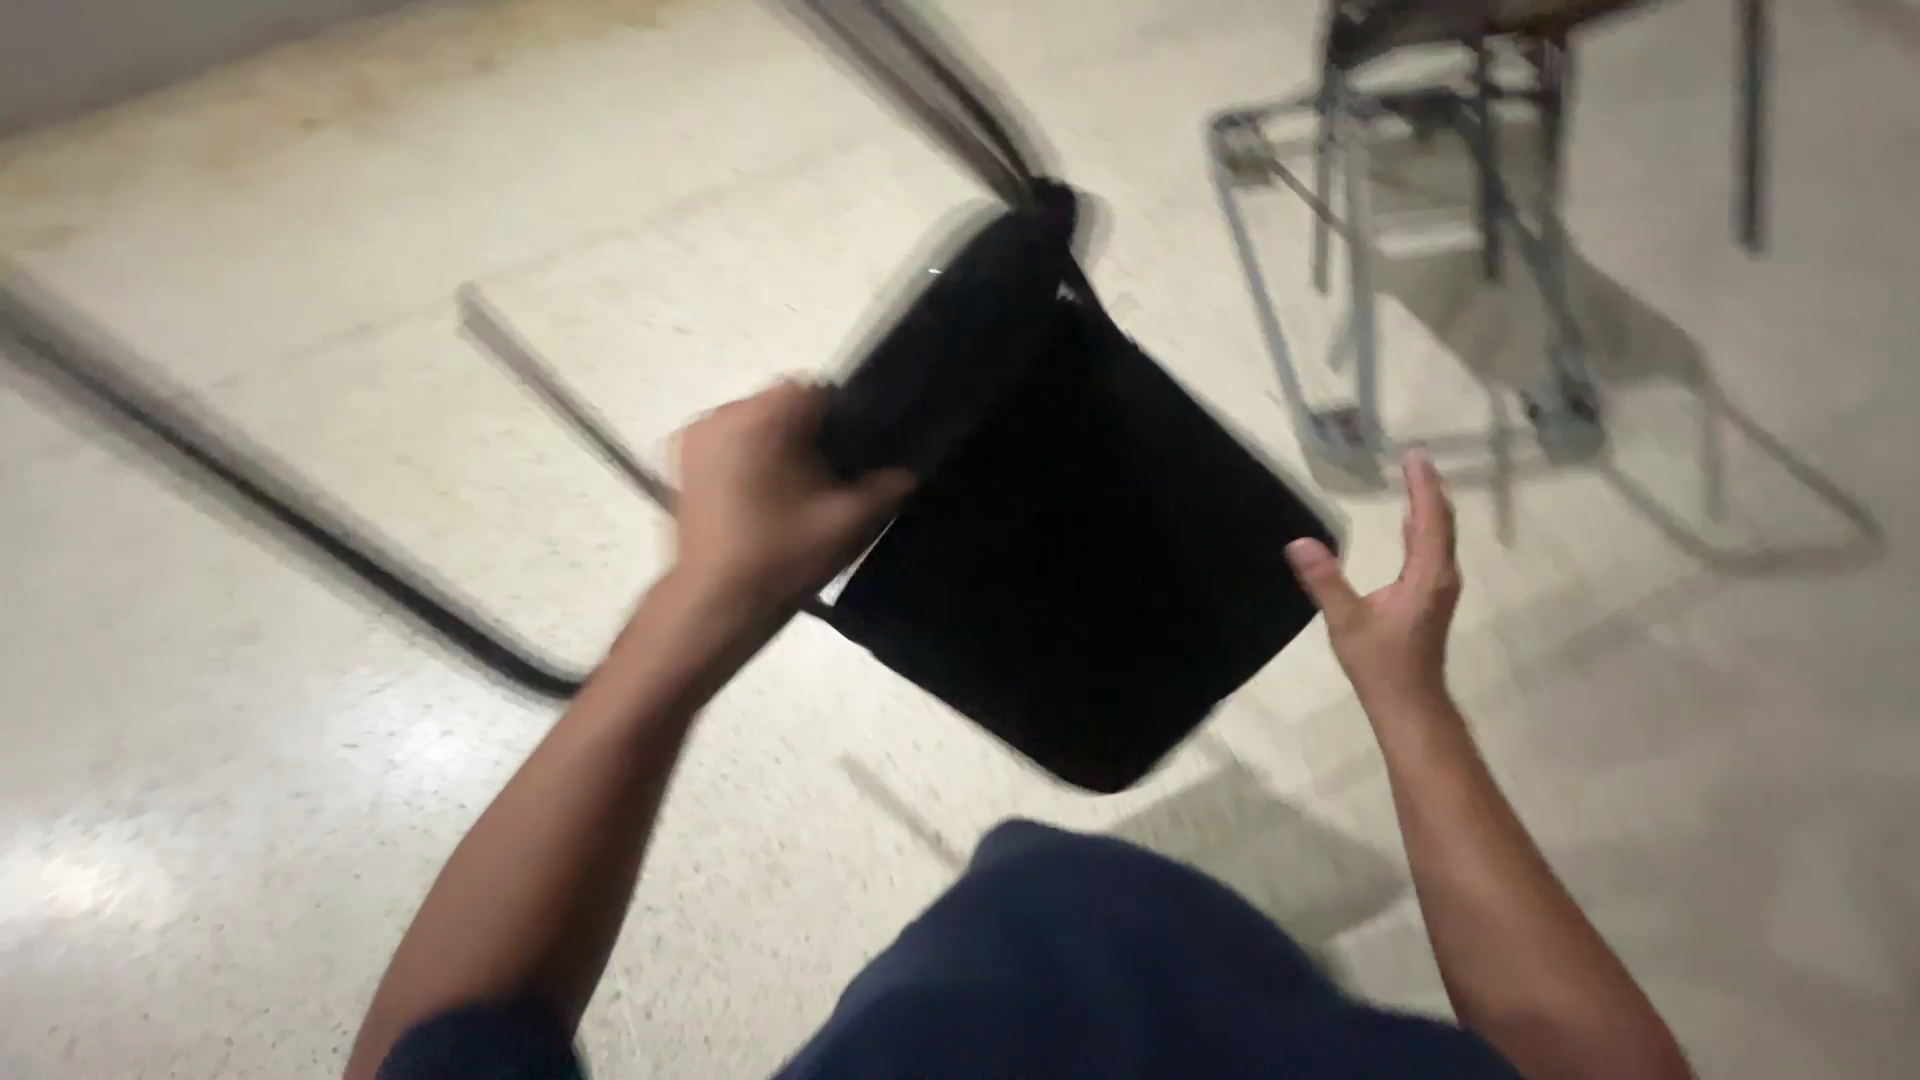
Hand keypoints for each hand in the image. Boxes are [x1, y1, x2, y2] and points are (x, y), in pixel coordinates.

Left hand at [672, 380, 913, 610]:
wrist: (715, 603)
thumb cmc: (783, 558)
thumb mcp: (848, 522)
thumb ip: (887, 487)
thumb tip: (907, 471)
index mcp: (762, 419)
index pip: (813, 389)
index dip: (841, 416)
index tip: (852, 454)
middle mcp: (722, 414)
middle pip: (780, 401)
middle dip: (806, 429)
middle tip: (826, 475)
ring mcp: (694, 436)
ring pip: (752, 419)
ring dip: (774, 441)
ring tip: (792, 488)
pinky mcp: (679, 460)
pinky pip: (727, 439)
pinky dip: (746, 454)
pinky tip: (760, 495)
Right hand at [1286, 450, 1460, 710]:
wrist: (1408, 700)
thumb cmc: (1381, 662)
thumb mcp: (1346, 621)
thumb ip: (1325, 580)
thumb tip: (1299, 543)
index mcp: (1427, 576)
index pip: (1429, 520)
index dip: (1422, 486)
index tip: (1414, 456)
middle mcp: (1441, 576)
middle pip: (1441, 523)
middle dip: (1428, 489)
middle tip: (1414, 460)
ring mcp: (1439, 587)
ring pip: (1440, 537)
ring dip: (1429, 507)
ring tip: (1415, 481)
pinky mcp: (1430, 596)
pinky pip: (1432, 550)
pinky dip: (1423, 527)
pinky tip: (1411, 524)